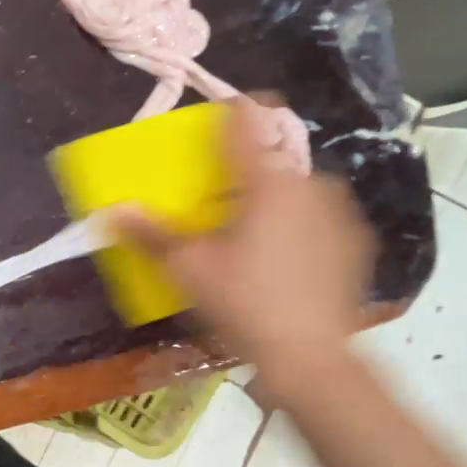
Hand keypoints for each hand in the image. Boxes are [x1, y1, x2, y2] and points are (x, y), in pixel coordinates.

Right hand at [112, 97, 373, 378]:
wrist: (311, 355)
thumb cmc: (243, 303)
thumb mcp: (187, 269)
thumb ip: (151, 234)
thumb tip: (113, 211)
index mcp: (268, 182)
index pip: (249, 122)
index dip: (230, 111)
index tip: (213, 115)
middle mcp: (310, 184)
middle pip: (270, 160)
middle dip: (240, 174)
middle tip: (212, 203)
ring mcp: (339, 212)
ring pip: (294, 190)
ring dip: (266, 201)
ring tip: (242, 237)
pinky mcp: (353, 241)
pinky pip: (315, 217)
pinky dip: (291, 226)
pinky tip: (274, 261)